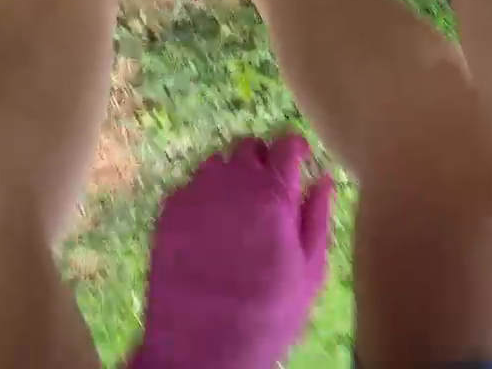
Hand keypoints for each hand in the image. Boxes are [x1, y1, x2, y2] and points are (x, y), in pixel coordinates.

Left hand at [130, 135, 335, 368]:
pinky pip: (191, 187)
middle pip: (250, 147)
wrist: (198, 351)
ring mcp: (197, 192)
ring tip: (235, 215)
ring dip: (230, 178)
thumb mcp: (309, 273)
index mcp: (274, 193)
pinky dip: (203, 198)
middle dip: (261, 162)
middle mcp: (234, 181)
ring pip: (218, 164)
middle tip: (267, 195)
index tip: (298, 161)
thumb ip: (317, 218)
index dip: (295, 149)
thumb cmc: (265, 315)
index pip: (287, 143)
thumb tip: (322, 180)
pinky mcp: (169, 210)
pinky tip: (207, 231)